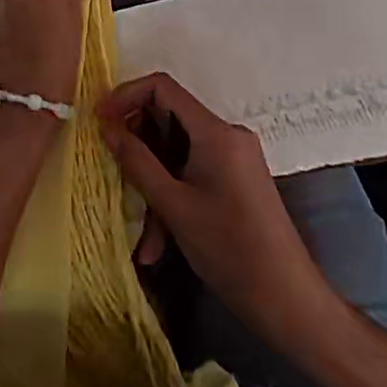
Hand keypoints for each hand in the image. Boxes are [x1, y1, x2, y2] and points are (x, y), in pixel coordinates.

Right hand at [97, 73, 336, 349]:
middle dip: (139, 152)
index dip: (126, 96)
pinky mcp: (236, 179)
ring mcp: (234, 158)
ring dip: (154, 189)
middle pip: (169, 122)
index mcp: (215, 132)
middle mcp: (227, 135)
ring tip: (146, 241)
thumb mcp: (173, 205)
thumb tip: (107, 127)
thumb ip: (136, 161)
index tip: (99, 120)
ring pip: (177, 156)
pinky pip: (193, 173)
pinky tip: (161, 246)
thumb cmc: (229, 248)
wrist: (287, 299)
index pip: (163, 88)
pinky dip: (173, 199)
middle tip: (115, 179)